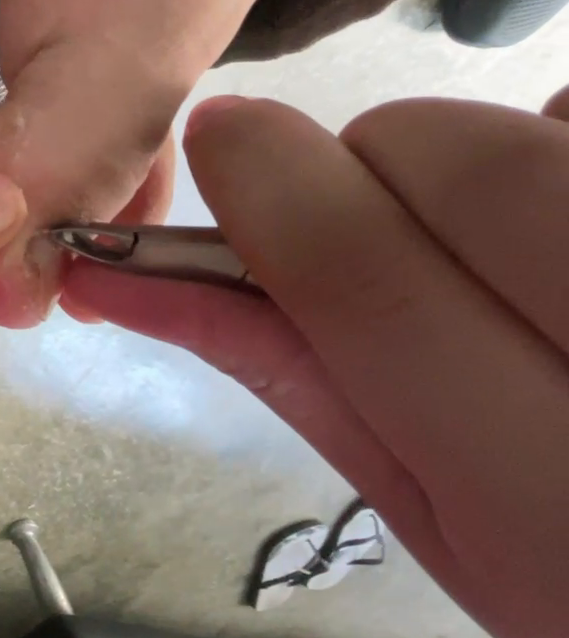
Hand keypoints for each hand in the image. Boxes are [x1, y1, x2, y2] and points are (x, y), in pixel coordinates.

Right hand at [70, 87, 568, 637]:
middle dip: (377, 159)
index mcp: (547, 501)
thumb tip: (112, 273)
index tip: (217, 135)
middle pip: (468, 163)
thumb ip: (277, 367)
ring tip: (509, 237)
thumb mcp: (425, 504)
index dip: (265, 178)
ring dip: (481, 160)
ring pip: (544, 133)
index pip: (362, 274)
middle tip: (378, 206)